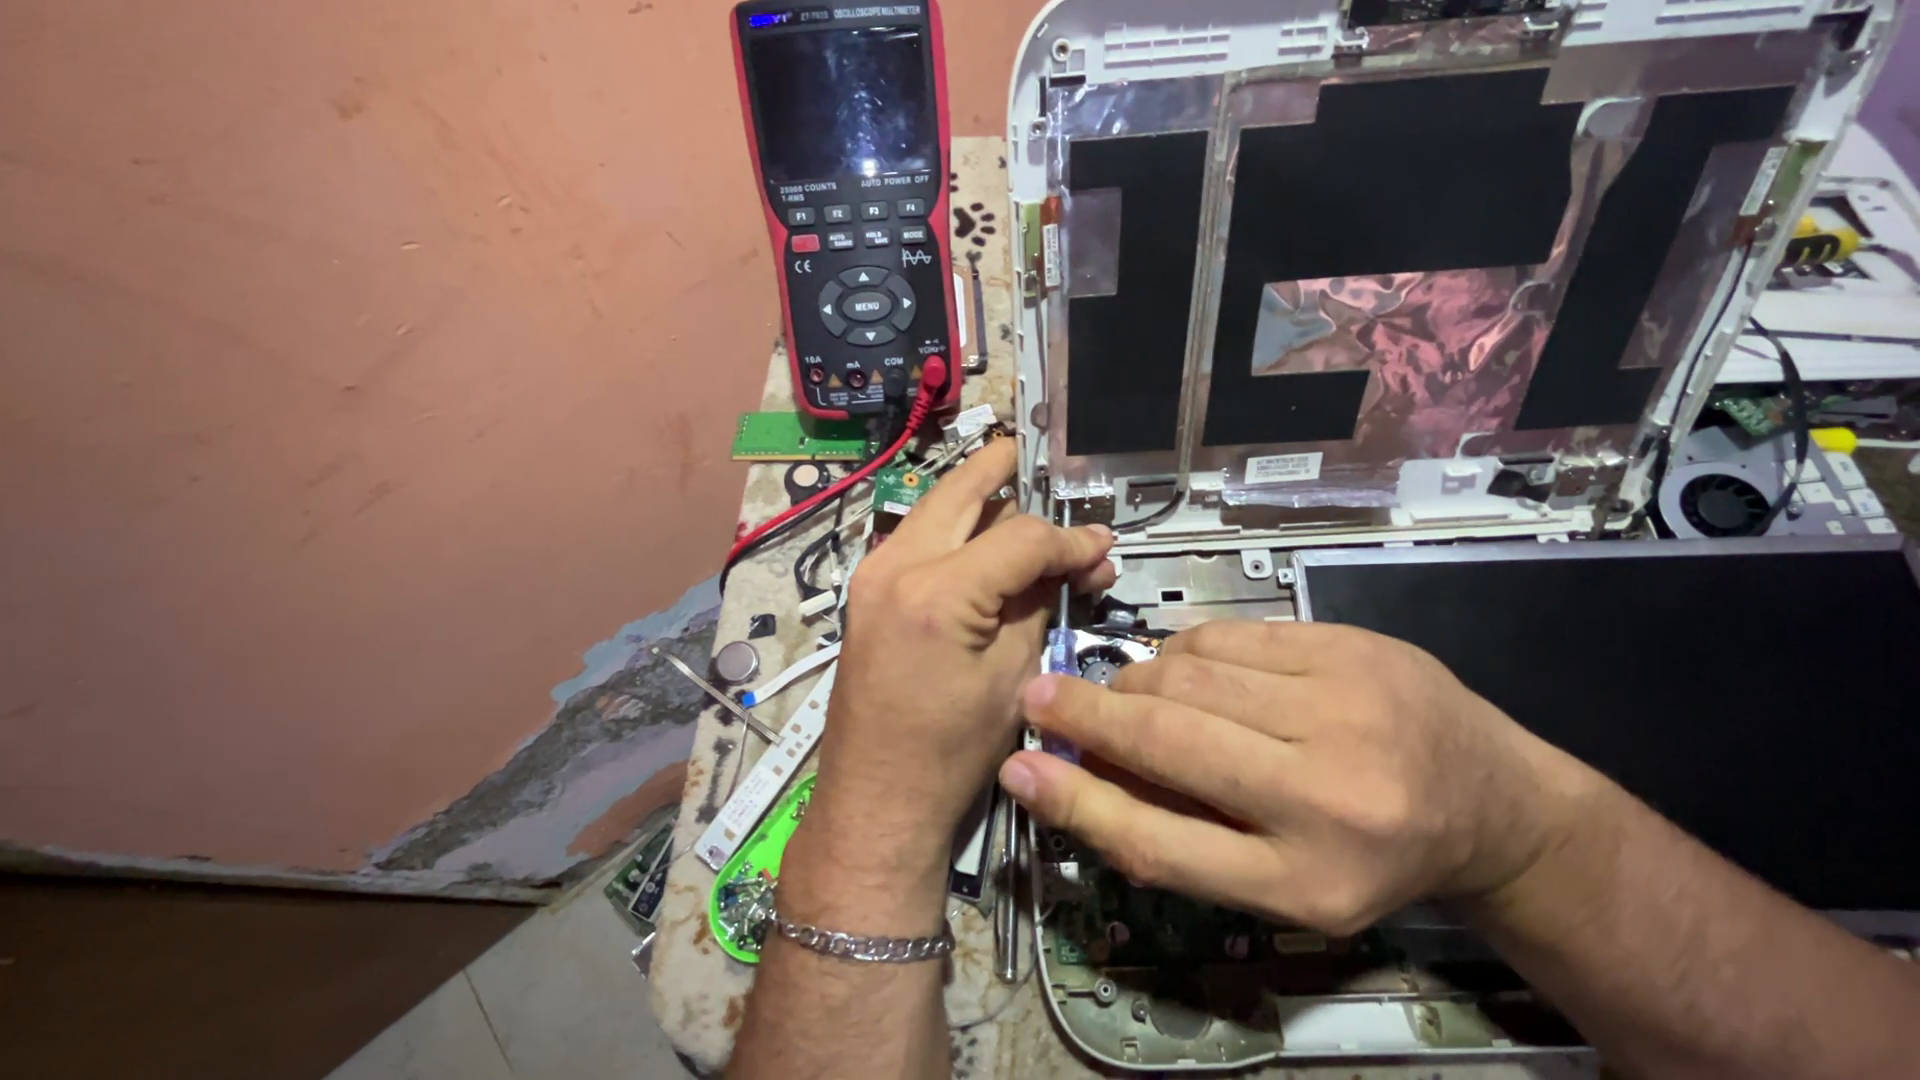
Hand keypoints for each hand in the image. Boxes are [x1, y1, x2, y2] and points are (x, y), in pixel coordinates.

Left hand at [805, 438, 1115, 880]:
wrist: (877, 797)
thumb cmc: (950, 752)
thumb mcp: (1013, 678)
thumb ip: (1041, 603)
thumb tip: (1080, 562)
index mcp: (938, 592)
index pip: (1021, 536)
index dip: (1069, 539)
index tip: (1101, 547)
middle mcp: (896, 567)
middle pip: (963, 492)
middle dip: (1005, 471)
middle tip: (1041, 461)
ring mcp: (872, 576)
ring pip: (934, 509)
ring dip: (977, 497)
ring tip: (1020, 494)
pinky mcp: (866, 592)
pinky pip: (916, 538)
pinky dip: (952, 528)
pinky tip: (982, 538)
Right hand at [998, 620, 1595, 934]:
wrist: (1489, 801)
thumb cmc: (1367, 857)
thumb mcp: (1274, 885)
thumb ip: (1167, 838)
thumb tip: (1058, 777)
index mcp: (1309, 877)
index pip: (1163, 840)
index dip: (1078, 801)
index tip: (1017, 766)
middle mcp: (1332, 789)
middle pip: (1168, 734)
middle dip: (1087, 711)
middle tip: (1042, 698)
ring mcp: (1347, 700)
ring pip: (1189, 671)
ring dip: (1137, 680)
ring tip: (1132, 696)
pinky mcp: (1351, 643)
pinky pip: (1228, 635)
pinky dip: (1186, 652)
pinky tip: (1190, 673)